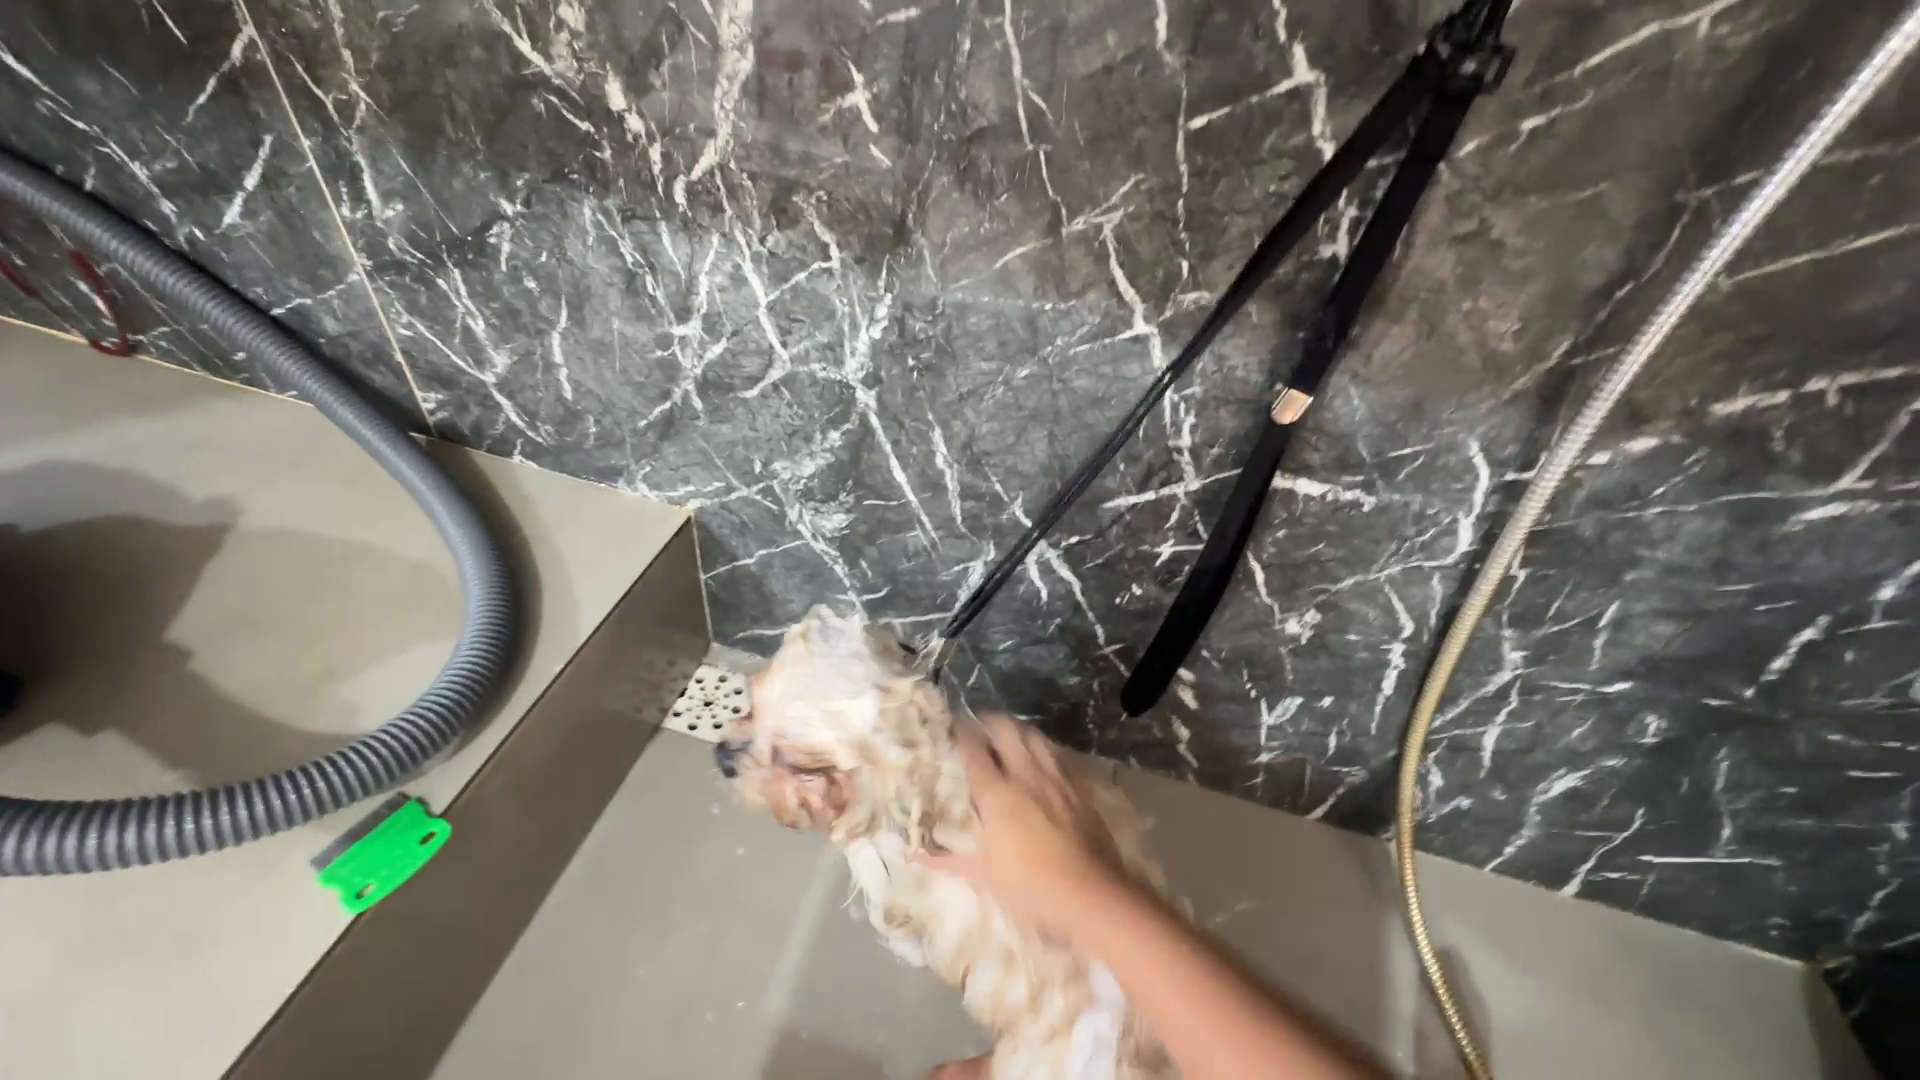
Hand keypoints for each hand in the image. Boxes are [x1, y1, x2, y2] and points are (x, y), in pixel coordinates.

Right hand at [915, 712, 1127, 939]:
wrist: (1091, 895)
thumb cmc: (1030, 888)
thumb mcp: (984, 877)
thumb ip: (949, 861)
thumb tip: (915, 856)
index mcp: (997, 794)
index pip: (974, 751)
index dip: (962, 734)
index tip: (953, 728)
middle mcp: (1025, 776)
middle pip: (1007, 730)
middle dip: (991, 721)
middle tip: (980, 724)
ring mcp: (1056, 779)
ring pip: (1035, 737)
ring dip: (1019, 729)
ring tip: (1009, 733)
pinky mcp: (1079, 789)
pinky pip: (1057, 755)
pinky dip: (1044, 749)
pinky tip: (1041, 757)